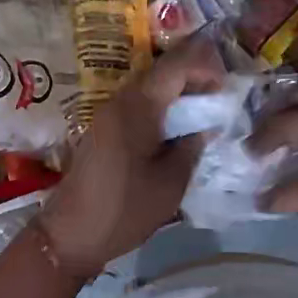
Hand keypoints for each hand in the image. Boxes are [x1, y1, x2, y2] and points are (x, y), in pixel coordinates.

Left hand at [37, 41, 225, 278]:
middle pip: (160, 74)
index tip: (226, 88)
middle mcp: (119, 101)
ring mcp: (106, 114)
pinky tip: (176, 132)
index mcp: (136, 106)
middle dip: (193, 79)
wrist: (72, 232)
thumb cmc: (126, 208)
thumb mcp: (171, 181)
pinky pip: (136, 107)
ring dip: (176, 96)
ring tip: (203, 117)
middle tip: (220, 103)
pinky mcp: (102, 130)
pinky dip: (160, 111)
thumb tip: (205, 126)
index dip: (204, 67)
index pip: (174, 65)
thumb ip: (192, 146)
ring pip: (148, 90)